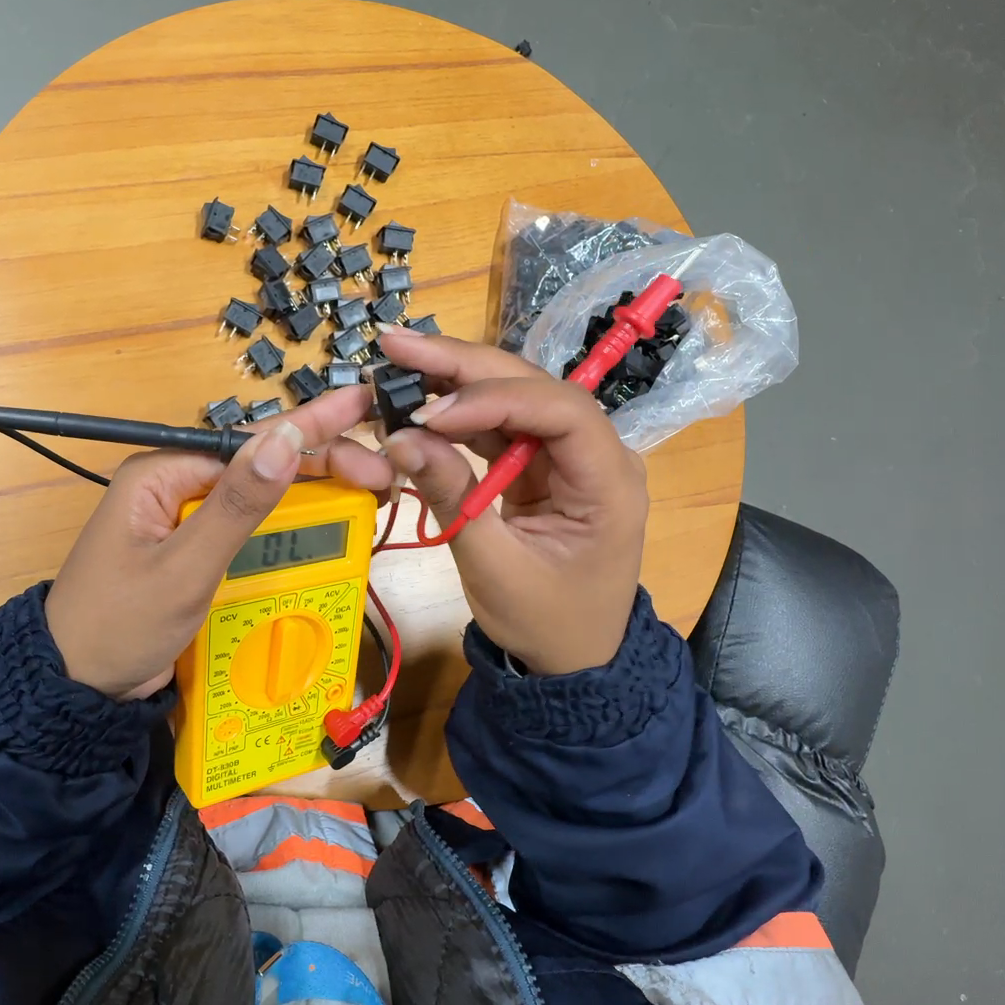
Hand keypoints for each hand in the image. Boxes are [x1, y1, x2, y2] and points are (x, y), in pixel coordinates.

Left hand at [47, 387, 394, 698]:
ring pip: (258, 495)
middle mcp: (174, 485)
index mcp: (163, 473)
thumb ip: (238, 505)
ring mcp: (183, 519)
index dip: (313, 435)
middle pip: (259, 465)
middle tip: (384, 473)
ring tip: (369, 487)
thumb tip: (286, 437)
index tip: (365, 418)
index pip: (250, 444)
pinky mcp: (192, 550)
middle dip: (322, 463)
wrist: (75, 686)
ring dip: (311, 491)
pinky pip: (246, 528)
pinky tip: (324, 520)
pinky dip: (286, 525)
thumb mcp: (183, 567)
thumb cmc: (120, 624)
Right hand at [375, 329, 648, 674]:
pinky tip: (420, 397)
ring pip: (512, 398)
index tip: (429, 413)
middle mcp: (595, 454)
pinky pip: (499, 426)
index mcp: (607, 482)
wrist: (569, 660)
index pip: (560, 411)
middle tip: (397, 345)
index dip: (493, 400)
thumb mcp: (494, 568)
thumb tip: (400, 438)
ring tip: (398, 359)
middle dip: (464, 366)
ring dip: (455, 378)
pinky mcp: (540, 465)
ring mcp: (567, 457)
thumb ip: (451, 497)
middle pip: (533, 388)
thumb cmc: (544, 623)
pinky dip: (458, 413)